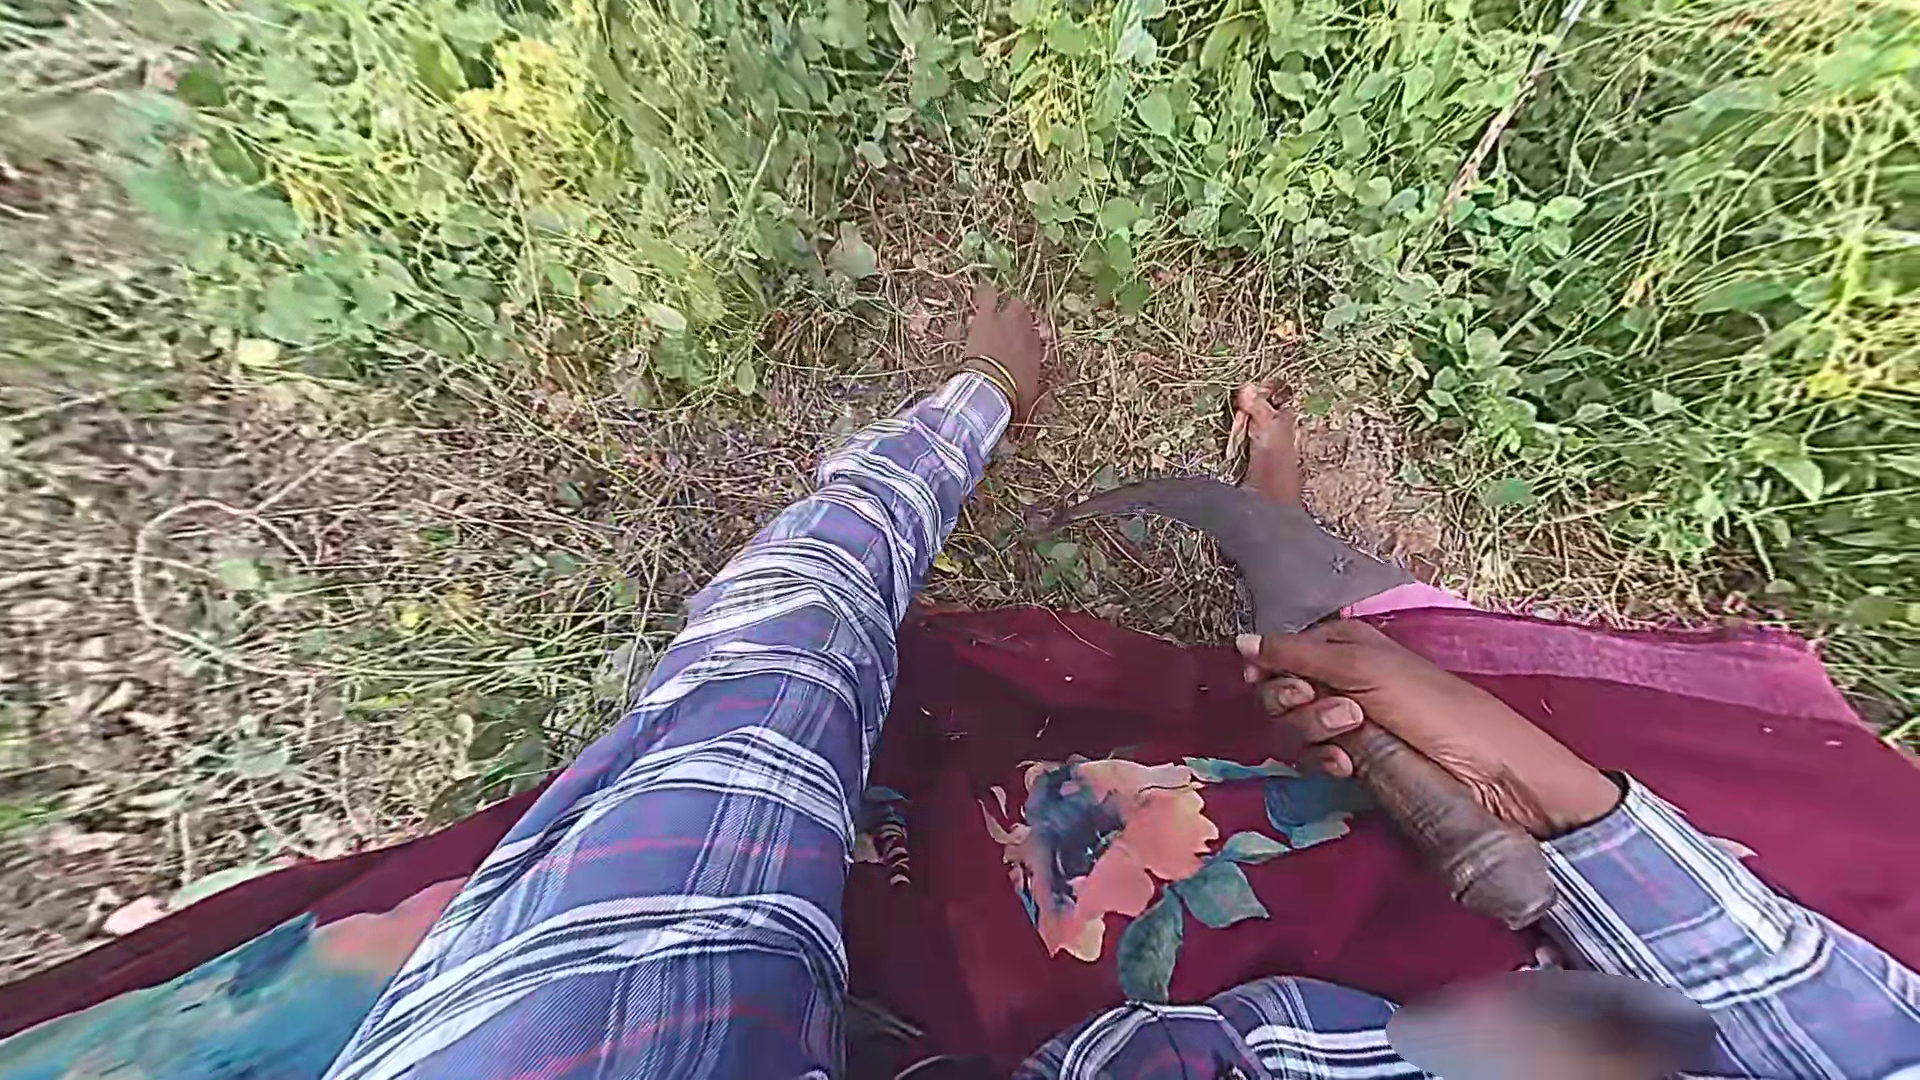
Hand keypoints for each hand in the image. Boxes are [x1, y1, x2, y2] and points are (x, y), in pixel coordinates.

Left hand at [959, 284, 1043, 422]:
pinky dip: (984, 295)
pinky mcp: (986, 317)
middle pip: (1027, 316)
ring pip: (1012, 301)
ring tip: (991, 306)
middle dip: (1019, 320)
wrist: (992, 389)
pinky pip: (987, 295)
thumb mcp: (1024, 407)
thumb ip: (1025, 413)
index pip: (1038, 341)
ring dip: (1001, 304)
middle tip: (1007, 326)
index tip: (1020, 349)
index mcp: (1037, 354)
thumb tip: (1019, 441)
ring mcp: (1008, 322)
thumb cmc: (1011, 400)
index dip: (1028, 343)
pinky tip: (979, 296)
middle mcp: (1028, 335)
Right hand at [1238, 620, 1621, 837]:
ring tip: (1354, 730)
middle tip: (1335, 706)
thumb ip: (1292, 654)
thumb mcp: (1360, 665)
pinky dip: (1321, 758)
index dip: (1268, 667)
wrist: (1489, 774)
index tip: (1273, 677)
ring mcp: (1336, 721)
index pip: (1275, 651)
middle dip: (1294, 699)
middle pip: (1273, 689)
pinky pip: (1306, 756)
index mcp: (1336, 646)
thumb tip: (1238, 642)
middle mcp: (1330, 679)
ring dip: (1313, 727)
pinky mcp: (1344, 758)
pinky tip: (1346, 763)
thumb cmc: (1431, 704)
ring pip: (1286, 723)